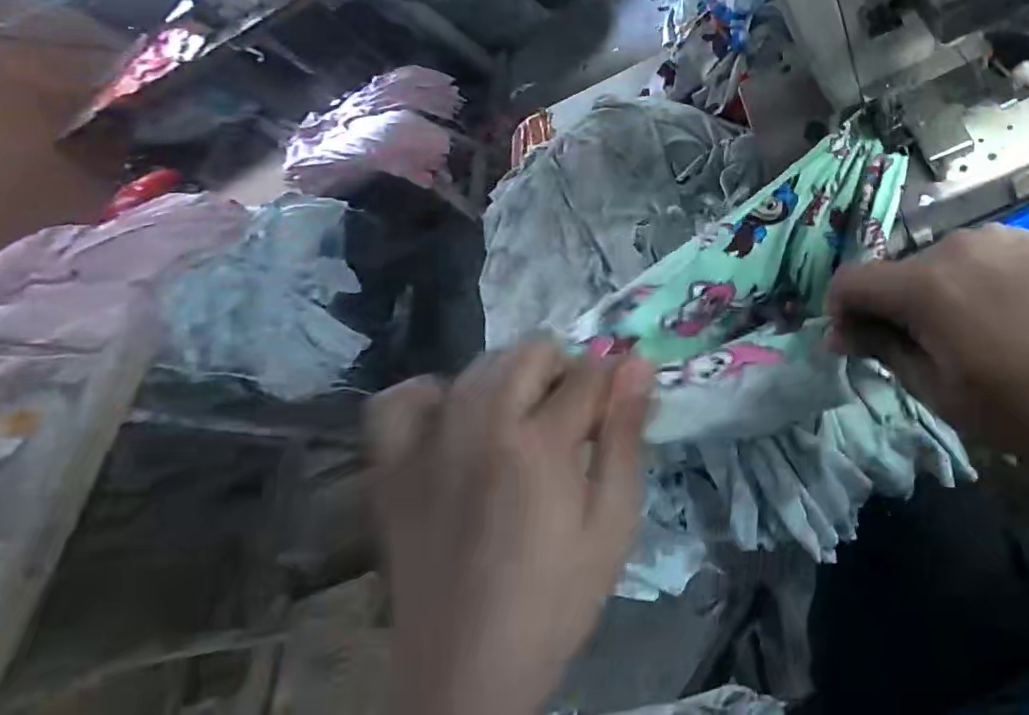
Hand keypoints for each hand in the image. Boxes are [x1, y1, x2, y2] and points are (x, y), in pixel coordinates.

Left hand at [366, 340, 654, 714]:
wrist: (466, 676)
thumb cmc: (557, 597)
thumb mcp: (614, 519)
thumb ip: (626, 434)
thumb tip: (638, 362)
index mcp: (540, 443)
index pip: (589, 372)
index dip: (615, 380)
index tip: (621, 403)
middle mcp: (479, 427)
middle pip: (530, 352)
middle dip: (565, 370)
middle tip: (575, 419)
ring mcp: (427, 446)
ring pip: (477, 366)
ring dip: (512, 378)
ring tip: (525, 422)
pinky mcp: (390, 471)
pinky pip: (399, 401)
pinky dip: (432, 398)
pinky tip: (456, 424)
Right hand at [829, 226, 1028, 477]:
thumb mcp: (948, 396)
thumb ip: (887, 353)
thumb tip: (844, 332)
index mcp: (928, 282)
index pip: (851, 281)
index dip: (841, 314)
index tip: (858, 349)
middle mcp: (957, 243)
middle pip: (898, 272)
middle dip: (893, 311)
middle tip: (925, 361)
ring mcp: (1001, 236)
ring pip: (940, 265)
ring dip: (936, 298)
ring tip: (975, 344)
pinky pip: (981, 259)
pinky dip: (973, 286)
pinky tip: (1011, 323)